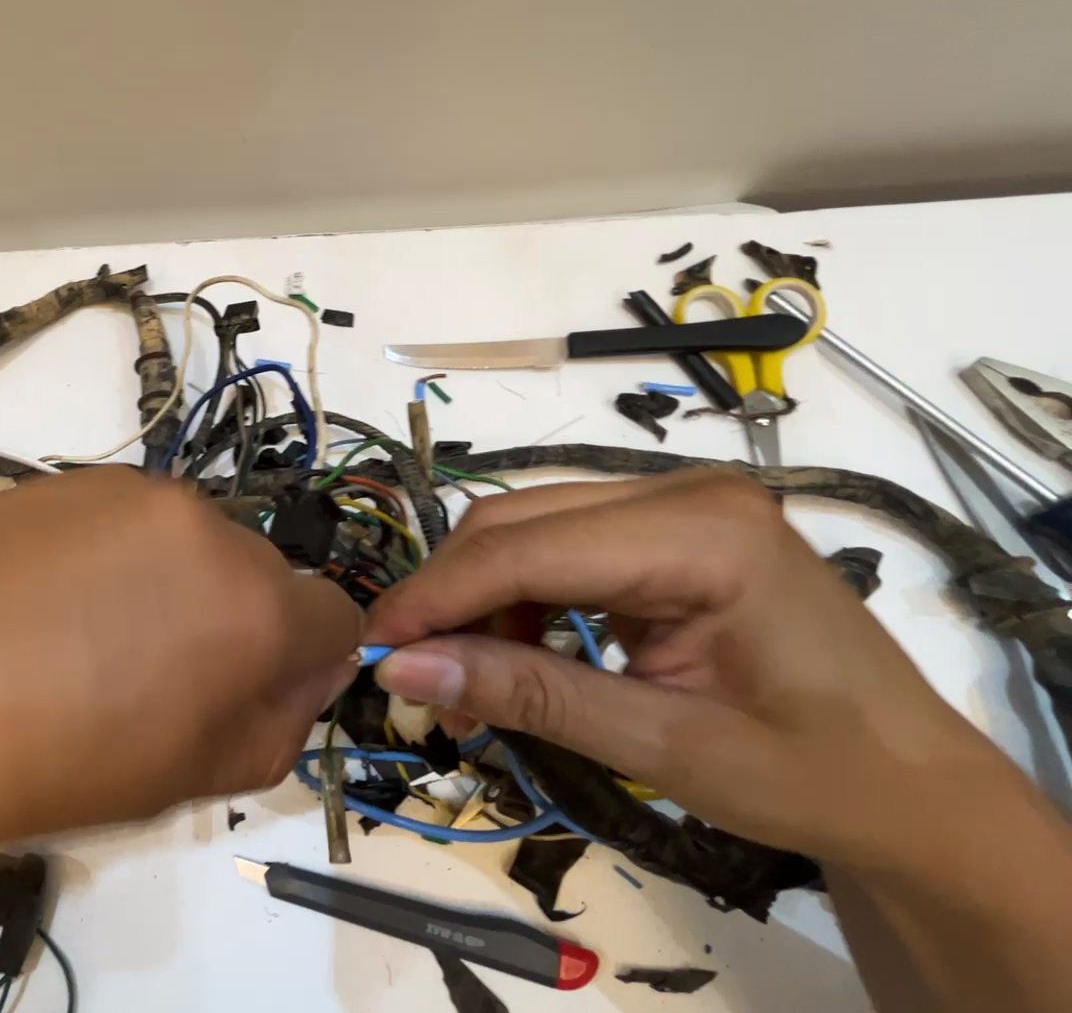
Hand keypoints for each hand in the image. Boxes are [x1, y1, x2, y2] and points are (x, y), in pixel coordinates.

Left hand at [0, 465, 359, 876]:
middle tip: (146, 692)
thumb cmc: (9, 767)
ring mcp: (121, 490)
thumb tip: (296, 681)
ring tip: (76, 653)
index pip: (335, 621)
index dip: (297, 673)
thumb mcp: (166, 784)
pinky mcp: (58, 477)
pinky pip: (122, 527)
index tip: (241, 704)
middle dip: (229, 633)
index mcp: (245, 605)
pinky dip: (108, 567)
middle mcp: (196, 524)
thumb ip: (264, 728)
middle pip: (259, 578)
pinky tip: (36, 614)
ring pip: (186, 550)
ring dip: (165, 596)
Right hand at [362, 469, 1032, 870]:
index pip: (524, 549)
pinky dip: (510, 604)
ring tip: (460, 685)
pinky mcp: (660, 532)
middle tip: (411, 676)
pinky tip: (506, 658)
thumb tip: (402, 668)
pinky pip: (552, 550)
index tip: (373, 650)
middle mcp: (681, 495)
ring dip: (474, 605)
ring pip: (521, 534)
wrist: (912, 791)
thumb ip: (527, 695)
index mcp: (702, 534)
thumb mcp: (662, 746)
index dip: (435, 598)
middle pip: (512, 525)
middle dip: (447, 600)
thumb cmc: (814, 775)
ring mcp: (672, 506)